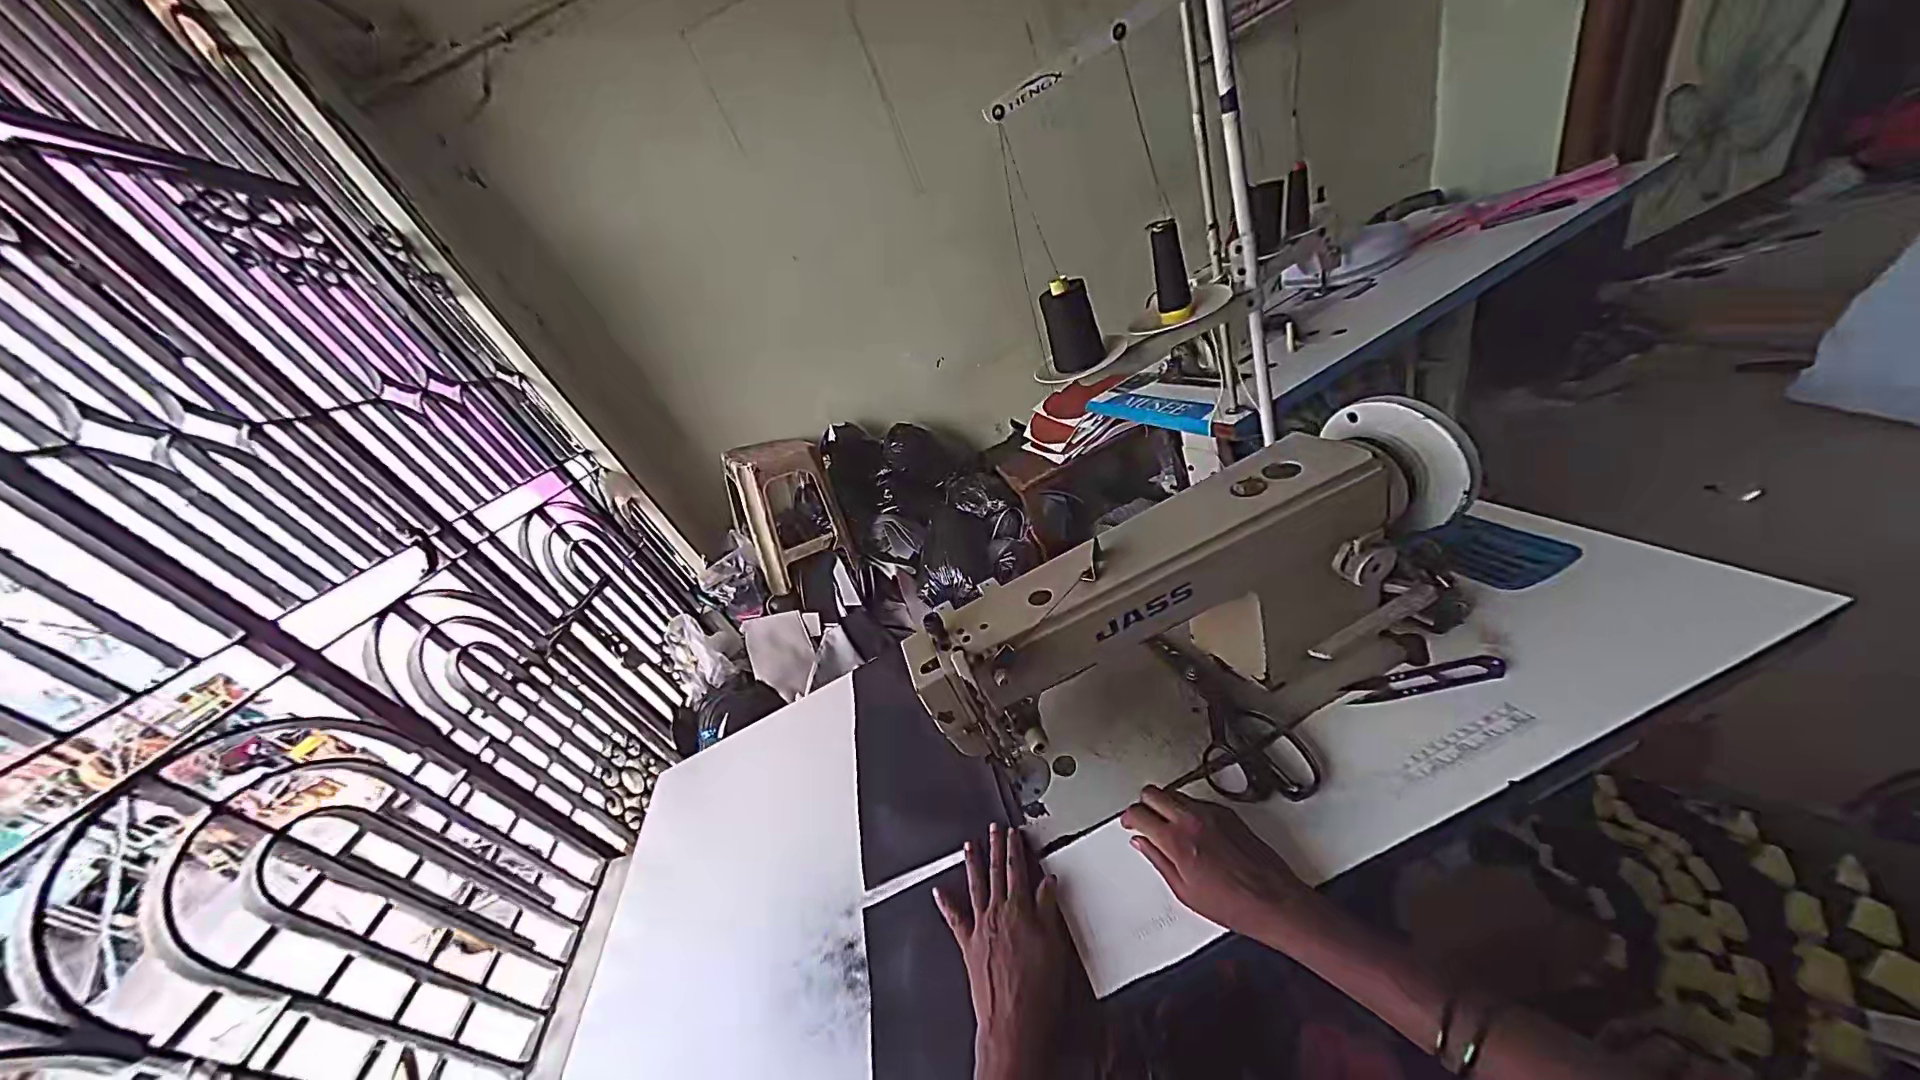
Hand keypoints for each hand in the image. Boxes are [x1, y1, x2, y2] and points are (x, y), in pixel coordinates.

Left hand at [936, 823, 1077, 1079]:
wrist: (1014, 1023)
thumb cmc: (1038, 990)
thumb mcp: (1054, 945)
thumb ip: (1048, 909)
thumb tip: (1048, 883)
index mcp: (1019, 910)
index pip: (1017, 870)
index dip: (1015, 849)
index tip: (1013, 833)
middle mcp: (996, 914)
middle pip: (995, 872)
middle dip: (995, 847)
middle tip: (993, 829)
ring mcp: (980, 928)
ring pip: (975, 886)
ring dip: (972, 863)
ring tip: (969, 845)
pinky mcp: (968, 945)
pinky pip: (955, 918)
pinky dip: (946, 904)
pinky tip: (939, 891)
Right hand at [1120, 785, 1312, 936]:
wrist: (1275, 901)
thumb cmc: (1236, 904)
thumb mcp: (1184, 891)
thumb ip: (1158, 860)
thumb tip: (1143, 843)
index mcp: (1177, 840)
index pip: (1139, 812)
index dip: (1129, 817)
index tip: (1130, 823)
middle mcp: (1192, 819)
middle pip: (1153, 792)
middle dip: (1144, 804)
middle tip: (1144, 818)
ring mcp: (1211, 813)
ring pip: (1174, 792)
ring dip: (1165, 804)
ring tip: (1168, 823)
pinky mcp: (1227, 813)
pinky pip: (1197, 800)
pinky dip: (1188, 809)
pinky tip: (1192, 828)